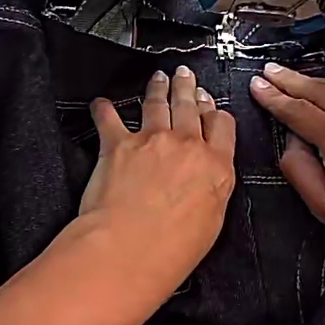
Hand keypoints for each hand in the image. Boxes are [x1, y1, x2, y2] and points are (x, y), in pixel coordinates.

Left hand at [74, 66, 235, 284]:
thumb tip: (209, 181)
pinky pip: (110, 118)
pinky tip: (101, 103)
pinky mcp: (118, 144)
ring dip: (158, 88)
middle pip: (190, 106)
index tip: (210, 105)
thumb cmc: (169, 248)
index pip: (222, 125)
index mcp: (215, 165)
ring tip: (158, 79)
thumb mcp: (213, 222)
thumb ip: (214, 191)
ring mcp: (152, 140)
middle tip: (185, 77)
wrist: (128, 248)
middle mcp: (186, 145)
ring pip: (157, 103)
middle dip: (188, 88)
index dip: (215, 111)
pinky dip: (104, 109)